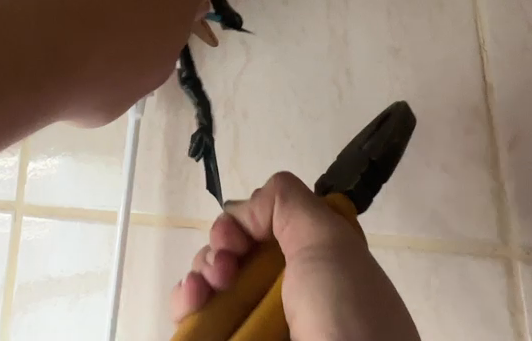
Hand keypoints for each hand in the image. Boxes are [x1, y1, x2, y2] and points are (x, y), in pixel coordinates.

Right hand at [172, 172, 419, 340]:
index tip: (241, 236)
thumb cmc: (346, 316)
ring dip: (199, 274)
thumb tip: (245, 211)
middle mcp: (283, 294)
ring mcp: (258, 328)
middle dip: (218, 247)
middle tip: (225, 266)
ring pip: (210, 286)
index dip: (245, 222)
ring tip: (205, 289)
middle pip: (233, 253)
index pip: (263, 228)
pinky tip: (191, 303)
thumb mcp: (330, 239)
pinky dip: (185, 304)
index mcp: (312, 264)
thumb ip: (287, 202)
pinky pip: (197, 323)